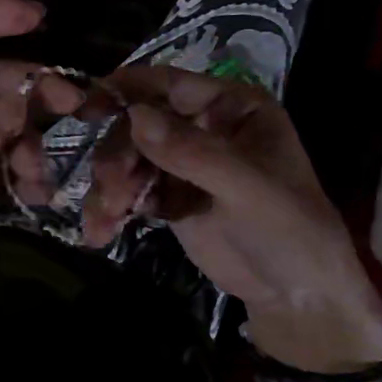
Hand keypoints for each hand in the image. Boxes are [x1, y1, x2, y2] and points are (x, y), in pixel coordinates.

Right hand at [86, 65, 381, 373]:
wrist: (296, 296)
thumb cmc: (290, 230)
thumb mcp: (247, 189)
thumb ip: (193, 152)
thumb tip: (136, 116)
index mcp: (230, 106)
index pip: (170, 84)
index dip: (126, 90)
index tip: (84, 106)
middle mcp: (201, 125)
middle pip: (138, 124)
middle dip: (117, 158)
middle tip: (110, 192)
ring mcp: (181, 162)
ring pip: (126, 158)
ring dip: (109, 186)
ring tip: (104, 220)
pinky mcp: (167, 195)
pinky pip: (128, 190)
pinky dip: (111, 208)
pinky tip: (99, 231)